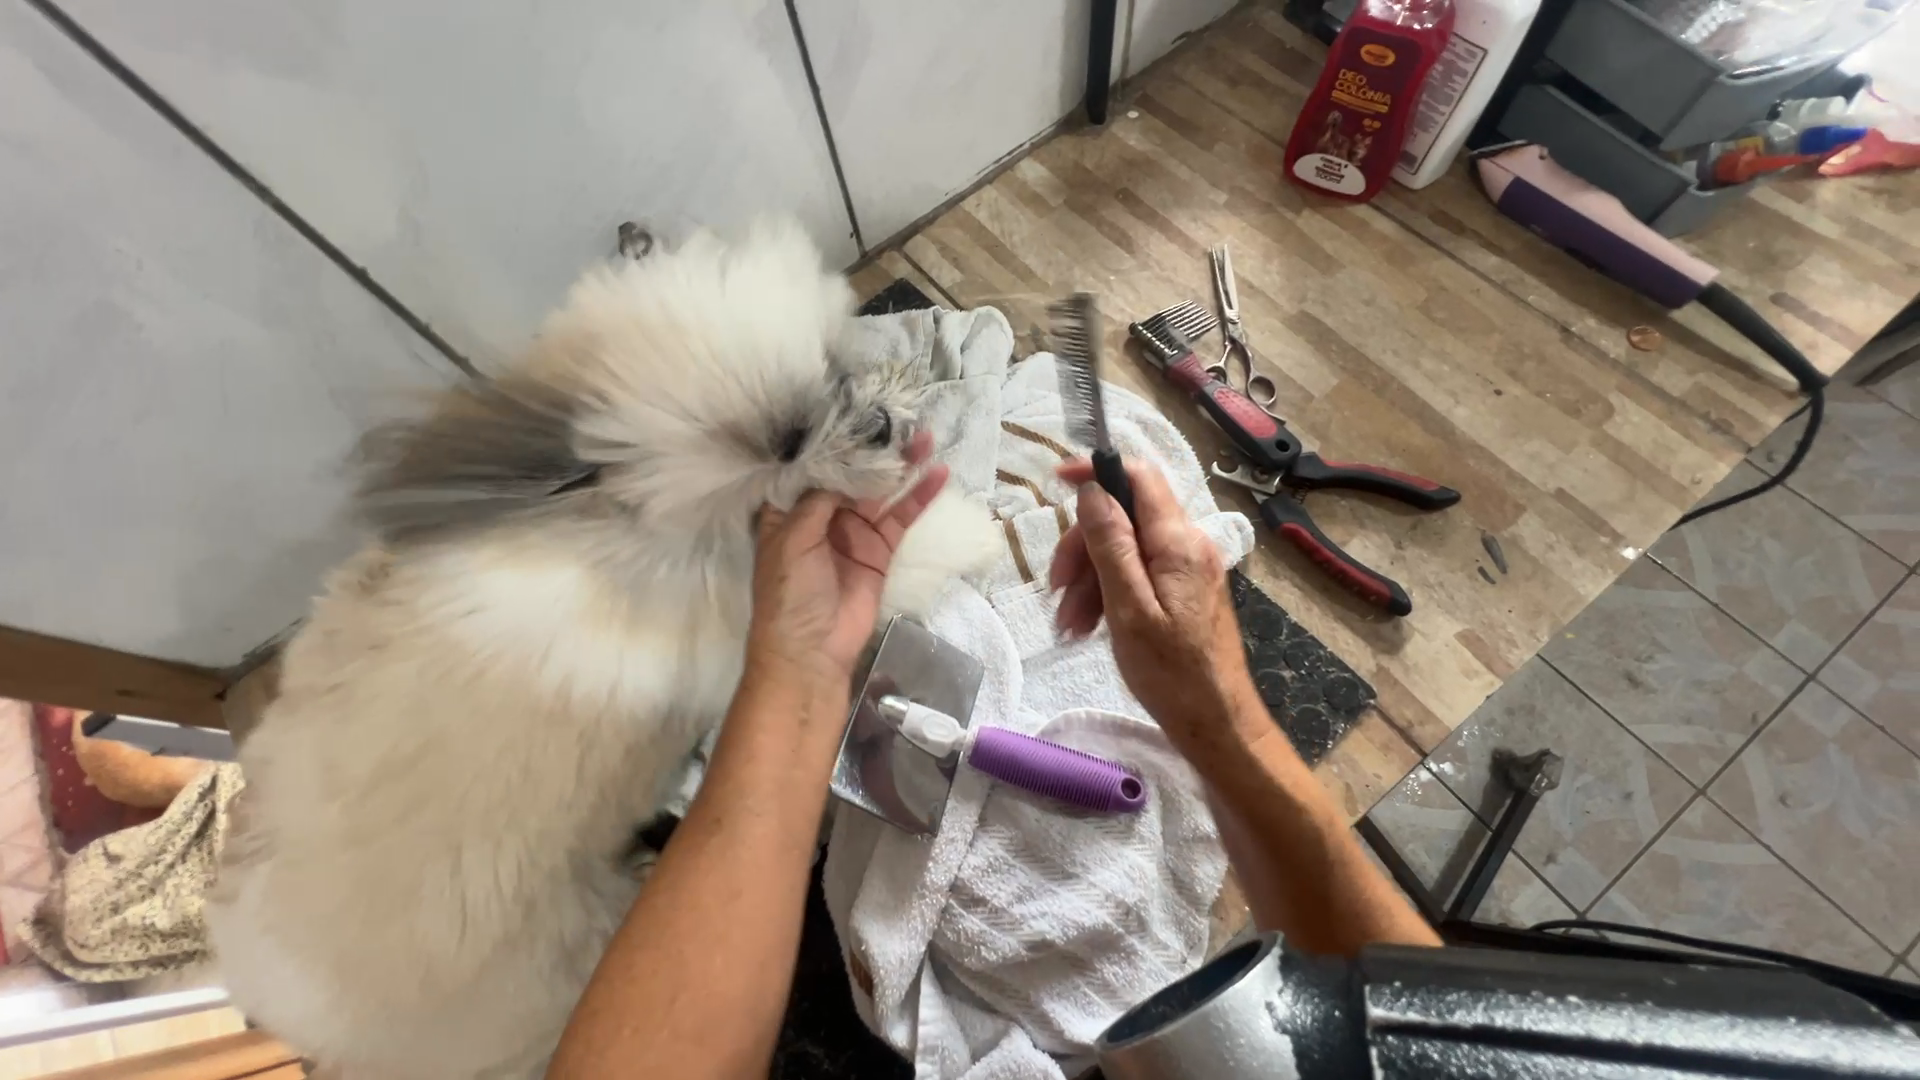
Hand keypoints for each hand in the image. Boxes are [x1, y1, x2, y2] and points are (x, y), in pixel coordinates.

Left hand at [747, 432, 947, 685]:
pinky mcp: (879, 550)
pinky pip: (901, 518)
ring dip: (902, 467)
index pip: (813, 466)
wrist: (812, 651)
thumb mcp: (792, 539)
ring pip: (880, 492)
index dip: (835, 442)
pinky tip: (937, 475)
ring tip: (926, 438)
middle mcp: (822, 515)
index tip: (859, 415)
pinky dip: (918, 498)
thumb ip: (819, 500)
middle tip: (902, 421)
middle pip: (851, 475)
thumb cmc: (788, 594)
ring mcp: (853, 532)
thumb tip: (844, 465)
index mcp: (790, 509)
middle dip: (874, 450)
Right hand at [1049, 458, 1263, 753]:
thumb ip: (1112, 545)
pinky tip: (1089, 627)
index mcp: (1177, 543)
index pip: (1140, 478)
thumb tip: (1092, 491)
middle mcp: (1186, 545)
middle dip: (1083, 550)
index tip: (1056, 481)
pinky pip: (1136, 575)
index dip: (1098, 471)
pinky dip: (1107, 594)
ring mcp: (1186, 568)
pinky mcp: (1182, 591)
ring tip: (1071, 625)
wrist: (1216, 723)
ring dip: (1089, 581)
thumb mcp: (1129, 609)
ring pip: (1124, 550)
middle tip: (1057, 592)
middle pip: (1123, 519)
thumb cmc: (1172, 674)